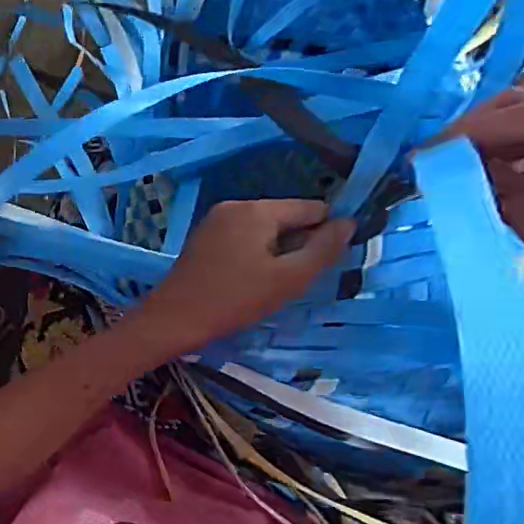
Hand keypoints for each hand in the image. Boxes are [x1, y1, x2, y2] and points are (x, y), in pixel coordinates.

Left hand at [129, 198, 353, 354]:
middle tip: (294, 279)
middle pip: (287, 217)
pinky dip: (254, 254)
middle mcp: (233, 205)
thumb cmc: (234, 299)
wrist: (174, 318)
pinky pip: (242, 238)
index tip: (326, 263)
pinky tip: (250, 281)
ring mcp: (213, 221)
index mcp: (256, 209)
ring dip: (277, 252)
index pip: (313, 208)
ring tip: (271, 283)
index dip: (327, 233)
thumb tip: (349, 221)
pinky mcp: (202, 238)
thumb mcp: (290, 277)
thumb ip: (325, 248)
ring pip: (265, 230)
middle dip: (299, 243)